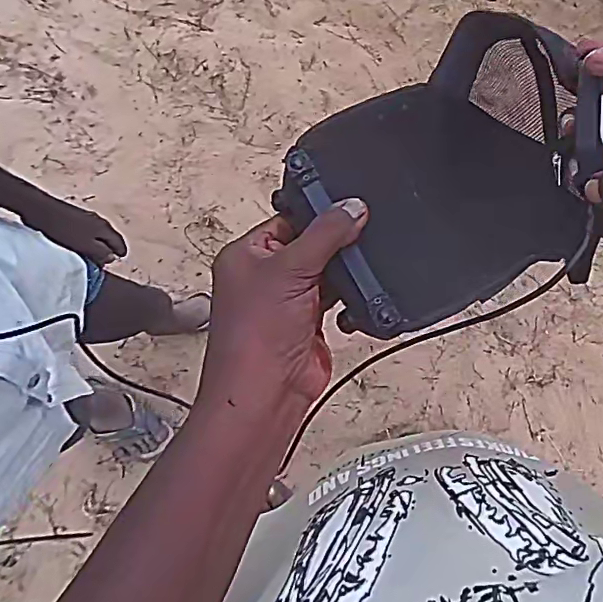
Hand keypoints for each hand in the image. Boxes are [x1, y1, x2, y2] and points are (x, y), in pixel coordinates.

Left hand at [19, 197, 127, 265]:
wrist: (40, 209)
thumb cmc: (63, 230)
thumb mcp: (85, 246)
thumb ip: (101, 253)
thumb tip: (113, 257)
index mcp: (105, 228)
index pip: (119, 243)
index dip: (119, 253)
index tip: (117, 261)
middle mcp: (99, 221)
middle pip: (109, 238)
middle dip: (108, 249)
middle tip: (103, 261)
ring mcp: (87, 217)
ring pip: (97, 234)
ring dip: (96, 244)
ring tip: (89, 254)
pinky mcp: (74, 216)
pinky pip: (87, 231)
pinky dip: (86, 239)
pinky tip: (77, 244)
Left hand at [201, 199, 367, 410]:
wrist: (267, 393)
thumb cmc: (253, 338)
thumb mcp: (290, 270)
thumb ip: (325, 235)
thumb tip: (351, 208)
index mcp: (246, 255)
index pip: (288, 219)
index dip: (317, 215)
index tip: (348, 208)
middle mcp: (265, 276)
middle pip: (311, 246)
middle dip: (334, 247)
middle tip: (356, 240)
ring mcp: (289, 300)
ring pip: (327, 272)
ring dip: (342, 275)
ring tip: (348, 277)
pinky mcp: (310, 320)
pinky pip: (338, 298)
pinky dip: (349, 298)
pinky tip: (353, 300)